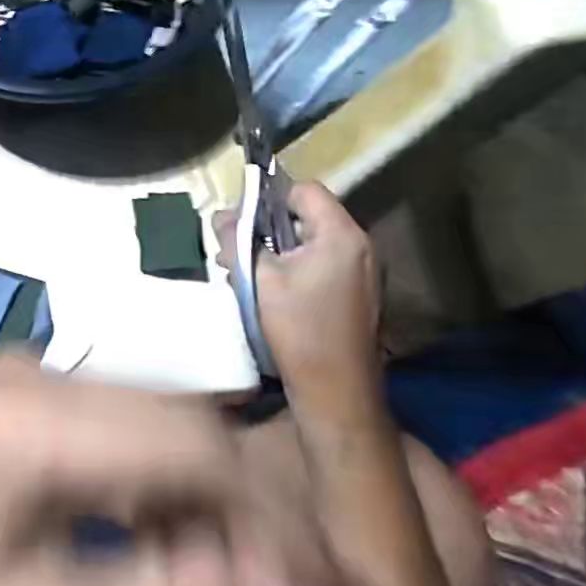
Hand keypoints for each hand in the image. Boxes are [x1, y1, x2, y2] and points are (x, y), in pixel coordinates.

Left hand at [0, 356, 343, 585]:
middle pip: (183, 423)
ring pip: (165, 423)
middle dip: (245, 506)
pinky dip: (168, 488)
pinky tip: (179, 540)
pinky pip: (130, 431)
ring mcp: (37, 378)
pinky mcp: (36, 399)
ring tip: (239, 570)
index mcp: (32, 416)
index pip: (187, 440)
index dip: (262, 514)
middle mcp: (42, 373)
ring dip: (211, 498)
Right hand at [216, 182, 380, 410]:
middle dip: (268, 229)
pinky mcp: (360, 294)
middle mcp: (361, 245)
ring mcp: (365, 271)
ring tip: (249, 276)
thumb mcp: (258, 280)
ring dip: (279, 252)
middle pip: (308, 216)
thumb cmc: (299, 331)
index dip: (271, 199)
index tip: (245, 224)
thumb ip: (237, 239)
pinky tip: (273, 295)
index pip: (305, 189)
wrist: (338, 395)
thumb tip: (220, 215)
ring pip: (313, 243)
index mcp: (341, 234)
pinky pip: (324, 264)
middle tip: (238, 252)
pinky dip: (297, 270)